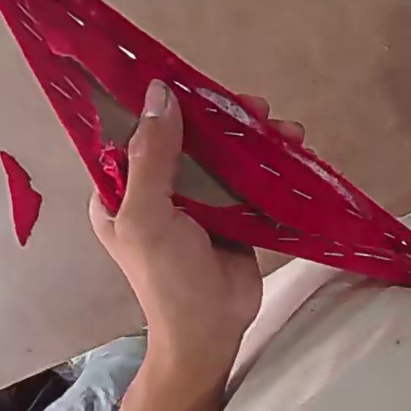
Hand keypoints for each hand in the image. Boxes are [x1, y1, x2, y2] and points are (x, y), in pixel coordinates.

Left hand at [91, 80, 263, 389]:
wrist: (210, 331)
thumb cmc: (168, 280)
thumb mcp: (148, 217)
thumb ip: (151, 157)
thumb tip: (158, 93)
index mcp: (121, 192)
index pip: (134, 135)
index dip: (158, 106)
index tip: (188, 80)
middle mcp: (155, 193)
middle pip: (184, 139)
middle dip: (217, 118)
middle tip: (249, 106)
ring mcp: (194, 204)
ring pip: (217, 155)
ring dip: (247, 137)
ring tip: (278, 125)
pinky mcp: (228, 215)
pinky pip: (243, 178)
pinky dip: (264, 162)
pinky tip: (289, 145)